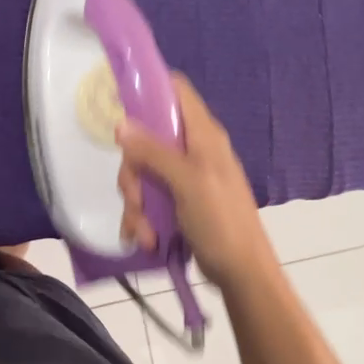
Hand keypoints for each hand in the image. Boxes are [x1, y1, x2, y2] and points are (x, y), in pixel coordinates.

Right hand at [115, 72, 276, 288]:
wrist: (242, 274)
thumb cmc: (222, 221)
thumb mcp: (187, 182)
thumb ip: (153, 151)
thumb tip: (120, 123)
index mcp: (202, 135)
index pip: (176, 90)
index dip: (149, 89)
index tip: (121, 104)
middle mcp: (191, 150)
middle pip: (145, 139)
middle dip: (133, 173)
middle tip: (137, 198)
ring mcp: (183, 178)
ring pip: (141, 174)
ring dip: (137, 205)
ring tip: (145, 233)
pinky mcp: (176, 203)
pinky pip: (147, 201)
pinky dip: (142, 220)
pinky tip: (145, 240)